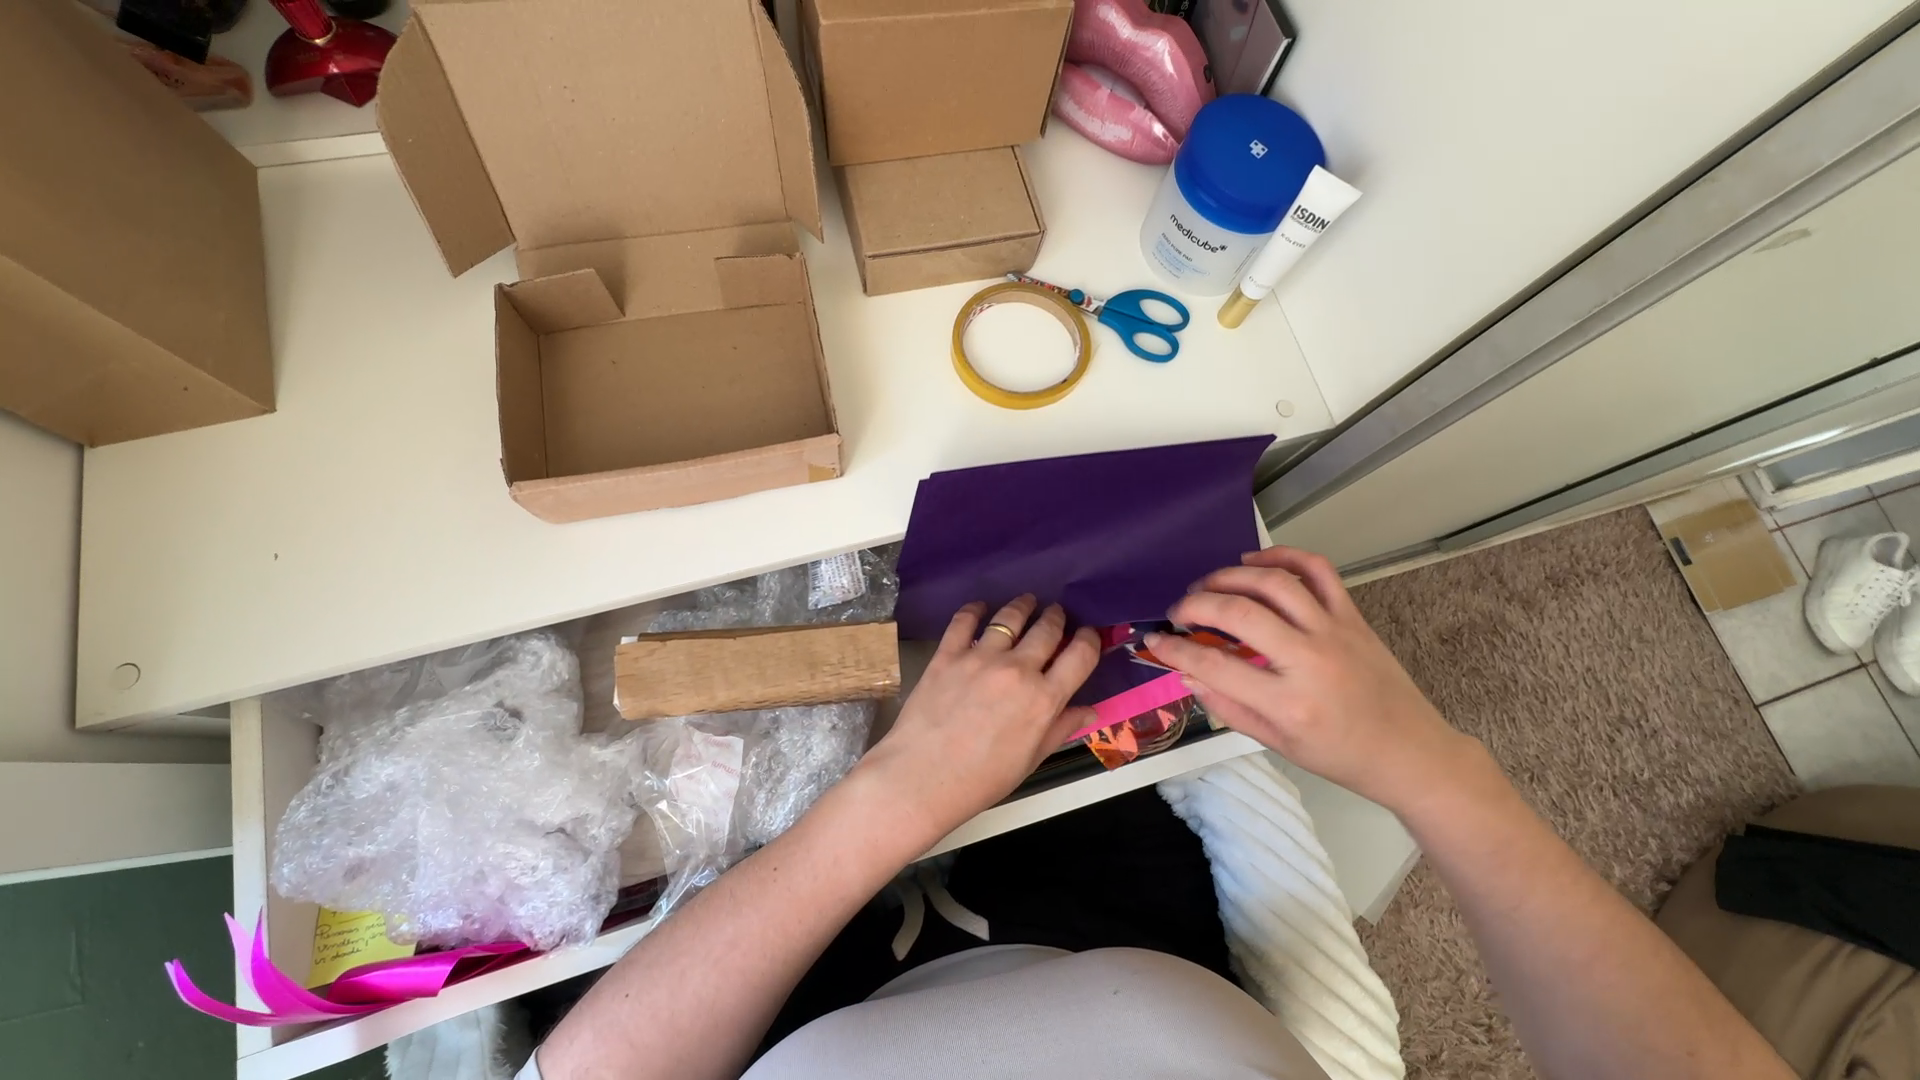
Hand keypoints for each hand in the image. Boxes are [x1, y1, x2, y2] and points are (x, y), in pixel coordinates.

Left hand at [852, 596, 1101, 847]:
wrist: (922, 779)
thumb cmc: (981, 779)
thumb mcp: (1031, 760)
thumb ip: (1061, 728)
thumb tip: (1090, 710)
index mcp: (1044, 699)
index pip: (1081, 655)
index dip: (1090, 639)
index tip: (1088, 635)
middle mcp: (1017, 670)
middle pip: (1047, 629)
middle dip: (1057, 617)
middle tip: (1057, 613)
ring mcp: (980, 659)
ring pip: (1009, 618)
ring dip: (1022, 606)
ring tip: (1026, 601)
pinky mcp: (947, 655)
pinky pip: (964, 621)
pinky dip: (975, 610)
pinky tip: (979, 608)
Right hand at [1144, 547, 1480, 813]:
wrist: (1410, 751)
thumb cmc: (1341, 755)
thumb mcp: (1278, 744)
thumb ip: (1228, 707)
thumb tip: (1186, 674)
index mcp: (1288, 703)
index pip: (1216, 666)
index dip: (1176, 650)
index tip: (1155, 641)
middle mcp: (1310, 660)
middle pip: (1239, 614)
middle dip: (1196, 605)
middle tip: (1177, 611)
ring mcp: (1334, 631)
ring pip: (1274, 583)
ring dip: (1230, 576)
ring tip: (1206, 585)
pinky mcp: (1353, 616)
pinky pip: (1317, 571)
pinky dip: (1283, 555)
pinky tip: (1254, 561)